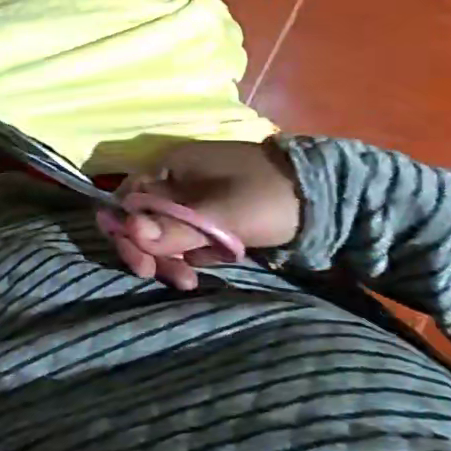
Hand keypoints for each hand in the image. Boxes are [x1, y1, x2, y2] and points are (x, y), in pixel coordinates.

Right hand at [112, 140, 300, 289]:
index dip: (127, 233)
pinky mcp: (210, 218)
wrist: (323, 200)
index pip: (128, 201)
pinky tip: (199, 272)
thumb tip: (129, 230)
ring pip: (163, 234)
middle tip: (173, 279)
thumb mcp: (222, 214)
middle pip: (143, 220)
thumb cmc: (267, 197)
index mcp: (171, 167)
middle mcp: (175, 181)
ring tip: (189, 283)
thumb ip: (175, 226)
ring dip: (169, 259)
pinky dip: (188, 256)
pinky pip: (186, 239)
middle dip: (151, 252)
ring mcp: (193, 200)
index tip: (143, 265)